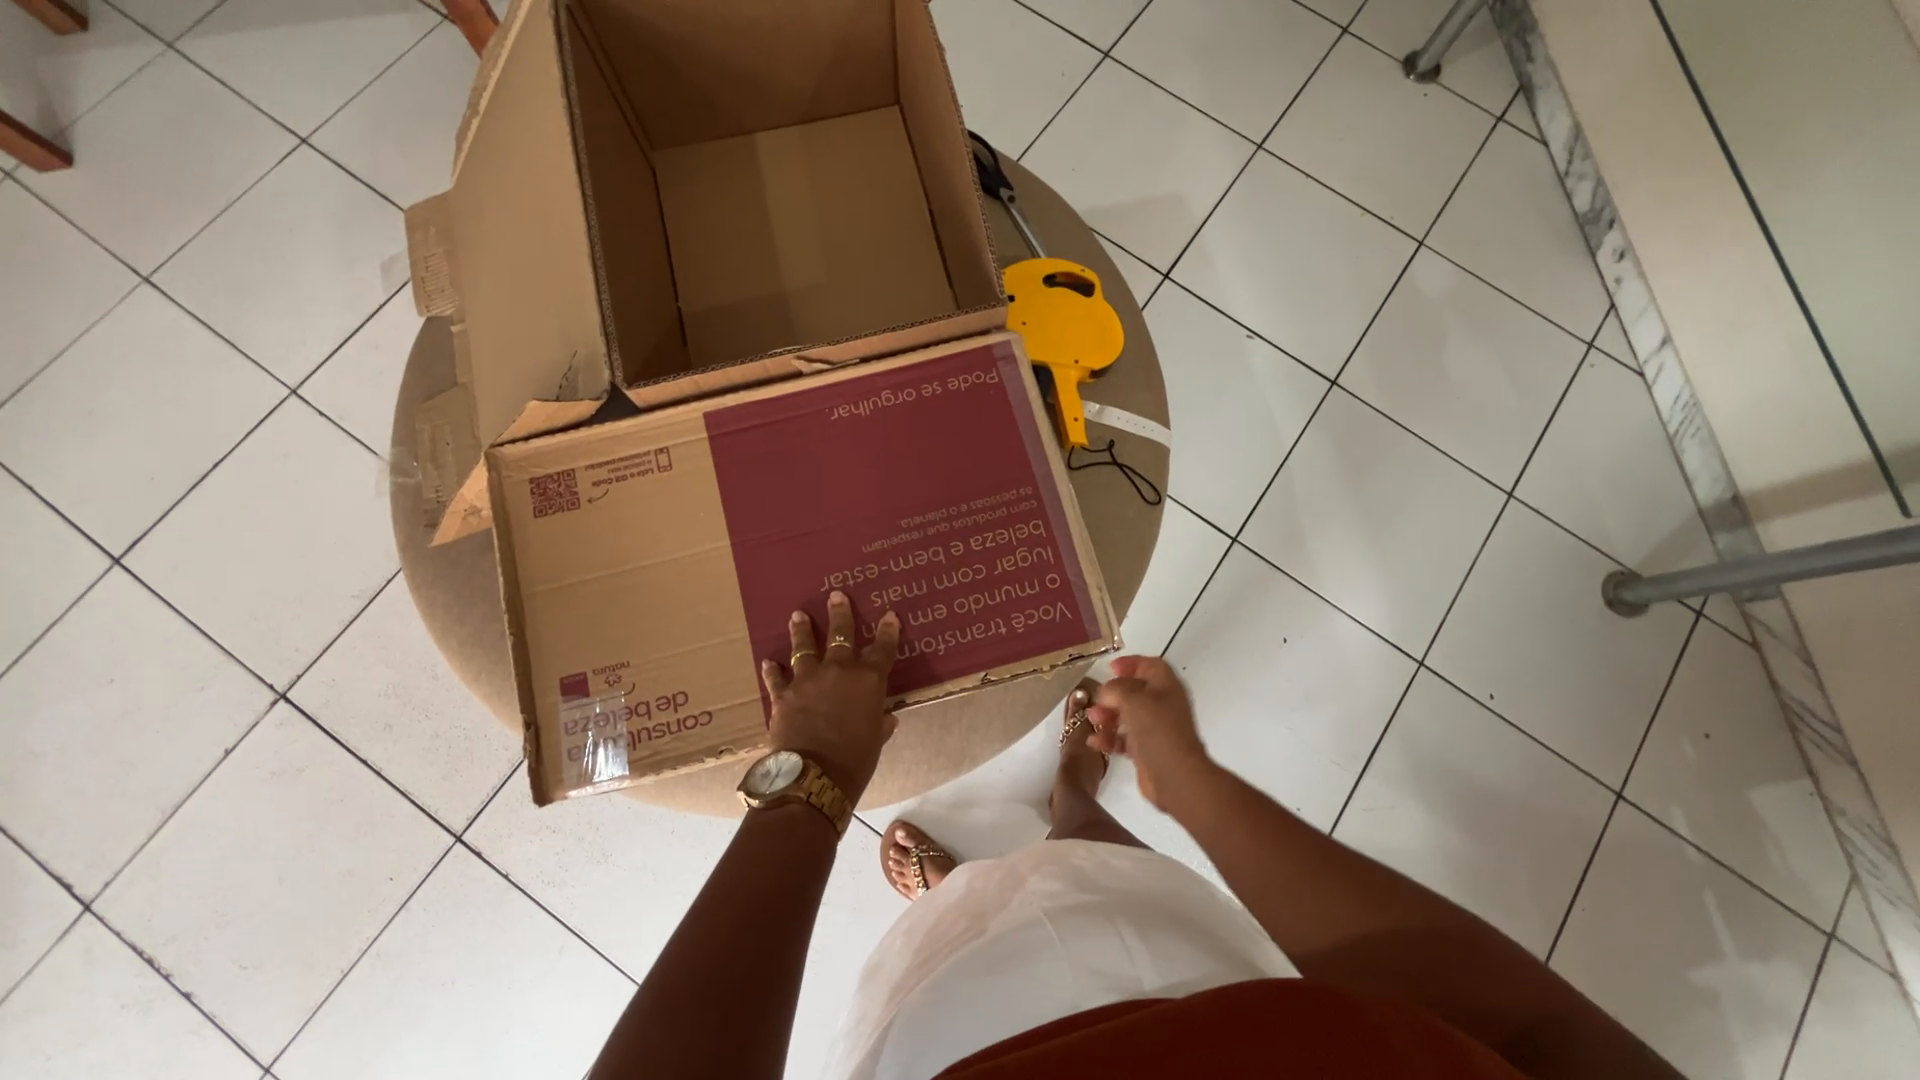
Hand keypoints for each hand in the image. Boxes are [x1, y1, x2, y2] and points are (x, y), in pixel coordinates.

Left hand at [761, 591, 900, 803]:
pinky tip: (768, 662)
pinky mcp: (783, 694)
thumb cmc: (855, 761)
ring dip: (801, 631)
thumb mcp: (875, 741)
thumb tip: (888, 719)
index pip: (883, 648)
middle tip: (836, 596)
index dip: (888, 631)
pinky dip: (772, 670)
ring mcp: (808, 679)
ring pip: (804, 647)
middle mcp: (839, 670)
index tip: (889, 615)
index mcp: (869, 680)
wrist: (813, 776)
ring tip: (797, 615)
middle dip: (840, 614)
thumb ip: (880, 724)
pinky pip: (776, 677)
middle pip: (841, 634)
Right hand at [1087, 656, 1217, 812]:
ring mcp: (1155, 730)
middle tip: (1097, 699)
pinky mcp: (1146, 751)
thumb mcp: (1134, 699)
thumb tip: (1105, 692)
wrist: (1175, 776)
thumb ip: (1115, 689)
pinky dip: (1109, 738)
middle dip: (1113, 694)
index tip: (1110, 668)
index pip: (1151, 665)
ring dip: (1107, 715)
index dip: (1132, 663)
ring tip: (1092, 720)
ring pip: (1127, 716)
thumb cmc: (1157, 730)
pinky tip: (1094, 742)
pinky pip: (1124, 739)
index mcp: (1166, 687)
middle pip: (1135, 692)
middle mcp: (1163, 706)